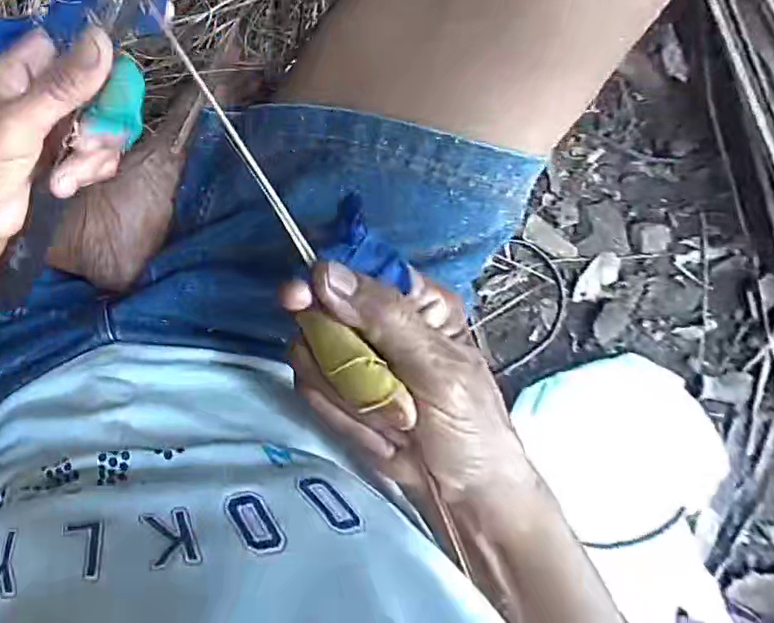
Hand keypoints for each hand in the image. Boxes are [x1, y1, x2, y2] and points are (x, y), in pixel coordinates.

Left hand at [0, 26, 117, 250]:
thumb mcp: (20, 122)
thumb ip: (63, 84)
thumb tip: (101, 38)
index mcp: (23, 70)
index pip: (72, 46)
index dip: (94, 62)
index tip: (102, 87)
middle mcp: (42, 91)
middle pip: (100, 85)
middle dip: (102, 117)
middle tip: (85, 141)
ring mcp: (56, 124)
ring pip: (103, 122)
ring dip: (94, 151)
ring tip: (65, 175)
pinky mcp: (65, 155)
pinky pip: (98, 151)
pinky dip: (89, 170)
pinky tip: (63, 186)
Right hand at [281, 261, 538, 507]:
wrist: (467, 503)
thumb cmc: (473, 431)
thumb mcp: (438, 370)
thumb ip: (383, 317)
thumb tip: (324, 273)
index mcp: (412, 299)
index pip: (352, 270)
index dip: (320, 282)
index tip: (300, 299)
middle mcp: (375, 318)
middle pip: (317, 310)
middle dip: (342, 357)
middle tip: (369, 383)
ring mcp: (350, 353)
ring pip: (307, 351)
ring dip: (348, 394)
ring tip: (396, 420)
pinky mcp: (333, 386)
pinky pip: (308, 387)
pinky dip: (341, 415)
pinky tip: (379, 432)